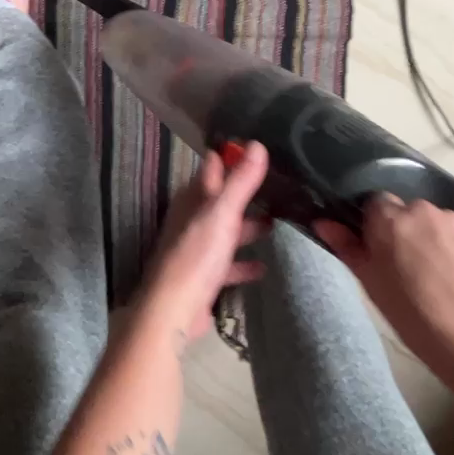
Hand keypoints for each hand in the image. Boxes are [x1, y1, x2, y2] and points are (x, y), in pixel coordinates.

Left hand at [137, 141, 270, 344]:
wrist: (174, 309)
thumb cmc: (196, 255)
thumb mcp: (222, 213)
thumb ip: (239, 182)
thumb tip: (256, 144)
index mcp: (192, 199)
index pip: (213, 167)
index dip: (233, 156)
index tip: (259, 148)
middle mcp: (192, 218)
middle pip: (221, 200)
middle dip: (246, 194)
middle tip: (279, 188)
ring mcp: (197, 248)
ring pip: (226, 230)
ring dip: (248, 227)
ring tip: (278, 224)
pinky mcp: (204, 276)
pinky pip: (228, 264)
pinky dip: (245, 263)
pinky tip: (265, 267)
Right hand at [315, 196, 453, 380]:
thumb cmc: (418, 319)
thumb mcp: (373, 287)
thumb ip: (347, 248)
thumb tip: (322, 222)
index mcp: (389, 219)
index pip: (376, 204)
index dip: (377, 227)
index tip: (381, 252)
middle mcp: (424, 211)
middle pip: (410, 213)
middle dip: (410, 233)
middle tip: (412, 270)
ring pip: (441, 225)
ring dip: (438, 242)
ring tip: (446, 281)